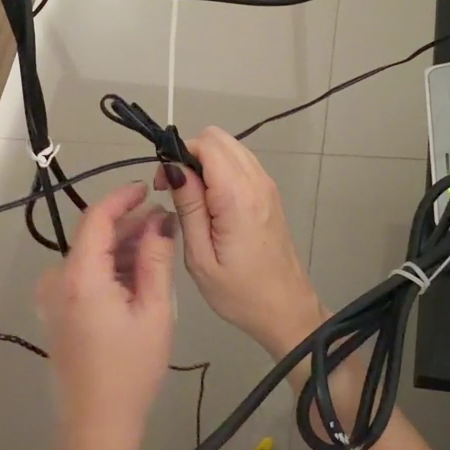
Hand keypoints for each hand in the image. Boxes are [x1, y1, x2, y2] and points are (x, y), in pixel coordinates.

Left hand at [35, 183, 177, 441]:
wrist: (97, 424)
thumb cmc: (130, 369)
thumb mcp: (153, 311)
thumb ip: (155, 259)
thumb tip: (159, 221)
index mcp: (78, 276)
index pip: (96, 218)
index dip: (122, 198)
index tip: (148, 186)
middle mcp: (56, 280)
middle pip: (91, 237)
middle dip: (128, 226)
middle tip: (166, 224)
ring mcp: (51, 298)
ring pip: (88, 258)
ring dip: (120, 249)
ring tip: (159, 250)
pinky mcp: (55, 313)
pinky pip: (82, 277)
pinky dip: (109, 270)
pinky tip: (138, 276)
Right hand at [156, 128, 325, 355]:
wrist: (286, 310)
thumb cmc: (239, 293)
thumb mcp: (200, 257)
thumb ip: (188, 207)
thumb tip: (174, 168)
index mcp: (238, 197)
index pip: (205, 145)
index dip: (178, 155)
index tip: (163, 185)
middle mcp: (257, 182)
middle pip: (218, 138)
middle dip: (189, 154)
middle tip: (174, 190)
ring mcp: (267, 187)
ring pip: (231, 148)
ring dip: (205, 162)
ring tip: (190, 198)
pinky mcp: (270, 195)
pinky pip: (241, 164)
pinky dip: (220, 171)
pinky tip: (210, 203)